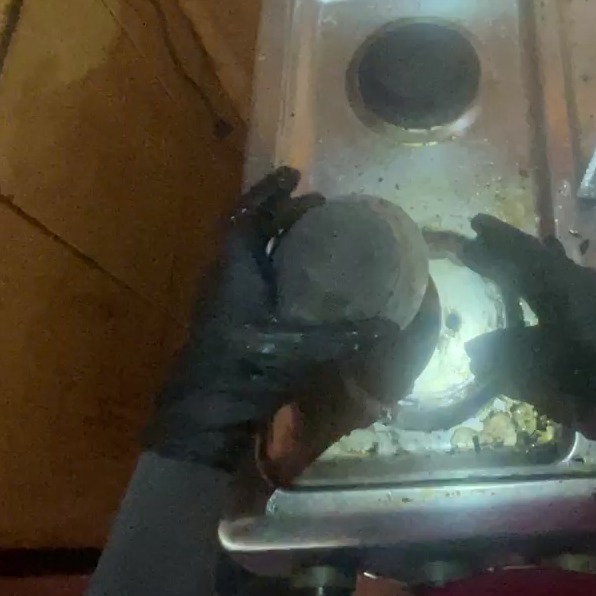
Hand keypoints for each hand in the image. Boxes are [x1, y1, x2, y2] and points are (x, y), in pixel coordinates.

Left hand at [144, 167, 390, 471]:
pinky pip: (253, 273)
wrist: (204, 419)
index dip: (269, 192)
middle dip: (283, 212)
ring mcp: (225, 299)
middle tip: (319, 204)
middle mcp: (226, 278)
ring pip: (251, 252)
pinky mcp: (230, 319)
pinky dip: (276, 261)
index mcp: (235, 272)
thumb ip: (345, 336)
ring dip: (278, 235)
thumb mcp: (299, 350)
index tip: (295, 175)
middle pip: (252, 231)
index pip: (247, 216)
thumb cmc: (245, 372)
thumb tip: (392, 327)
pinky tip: (300, 274)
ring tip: (313, 229)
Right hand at [461, 214, 595, 451]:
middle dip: (505, 239)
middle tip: (480, 226)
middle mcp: (569, 276)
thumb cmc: (588, 369)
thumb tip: (471, 349)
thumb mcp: (542, 365)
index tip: (466, 242)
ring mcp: (588, 282)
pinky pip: (565, 265)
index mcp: (552, 287)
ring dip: (526, 248)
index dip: (488, 252)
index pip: (513, 260)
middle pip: (531, 251)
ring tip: (508, 241)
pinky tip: (550, 256)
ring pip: (549, 256)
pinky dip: (548, 259)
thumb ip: (507, 352)